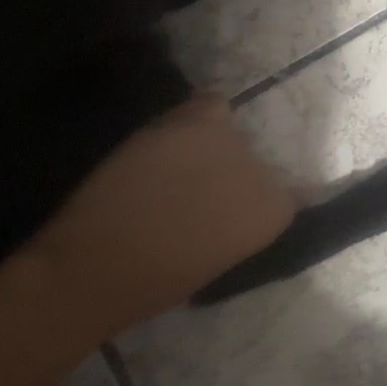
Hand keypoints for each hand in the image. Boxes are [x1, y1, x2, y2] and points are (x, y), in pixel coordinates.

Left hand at [24, 94, 297, 331]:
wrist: (94, 268)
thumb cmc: (153, 283)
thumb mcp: (216, 260)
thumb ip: (241, 225)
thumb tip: (237, 206)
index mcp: (273, 214)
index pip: (293, 192)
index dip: (263, 197)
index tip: (235, 209)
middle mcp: (265, 172)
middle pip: (258, 158)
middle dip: (233, 170)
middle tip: (199, 189)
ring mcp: (231, 143)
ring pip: (230, 130)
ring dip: (212, 145)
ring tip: (178, 167)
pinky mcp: (195, 123)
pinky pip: (211, 102)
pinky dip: (199, 113)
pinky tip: (177, 134)